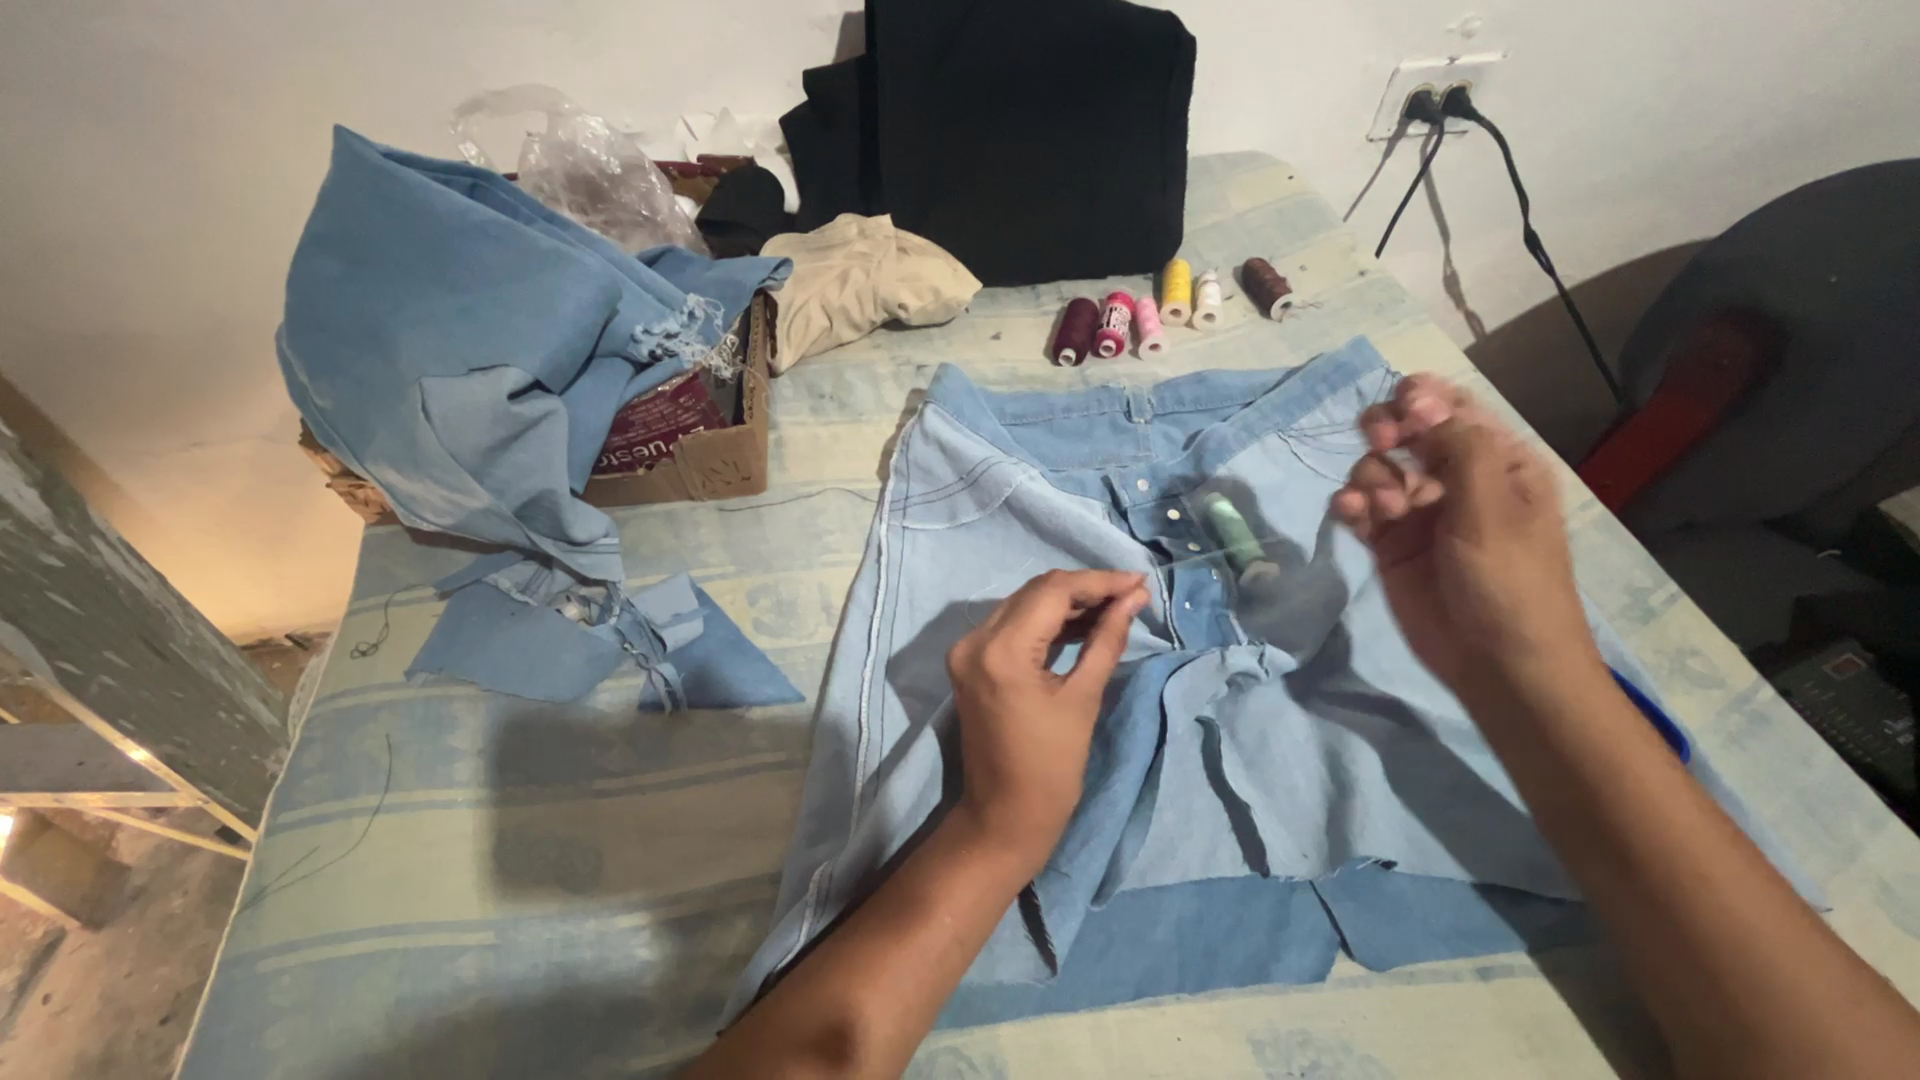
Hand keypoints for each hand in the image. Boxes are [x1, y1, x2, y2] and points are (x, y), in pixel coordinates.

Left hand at [945, 569, 1149, 871]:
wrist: (1004, 815)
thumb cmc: (1051, 767)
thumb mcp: (1084, 698)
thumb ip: (1107, 639)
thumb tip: (1133, 598)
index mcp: (1001, 649)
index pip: (1053, 592)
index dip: (1099, 582)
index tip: (1139, 581)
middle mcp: (975, 639)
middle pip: (1036, 592)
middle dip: (1086, 589)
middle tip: (1132, 593)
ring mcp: (968, 649)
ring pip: (1024, 604)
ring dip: (1067, 602)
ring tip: (1116, 605)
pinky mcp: (971, 661)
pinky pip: (1013, 625)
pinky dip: (1047, 621)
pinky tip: (1084, 622)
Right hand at [1330, 375, 1601, 696]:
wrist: (1498, 663)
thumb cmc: (1511, 581)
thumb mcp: (1493, 508)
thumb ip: (1458, 447)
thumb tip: (1421, 400)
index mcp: (1498, 461)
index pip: (1453, 408)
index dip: (1421, 399)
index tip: (1402, 413)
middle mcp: (1456, 478)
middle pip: (1406, 431)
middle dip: (1387, 431)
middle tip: (1384, 444)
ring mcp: (1419, 512)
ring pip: (1377, 468)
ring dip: (1372, 476)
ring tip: (1383, 508)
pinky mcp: (1389, 543)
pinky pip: (1359, 508)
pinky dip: (1350, 504)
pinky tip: (1351, 514)